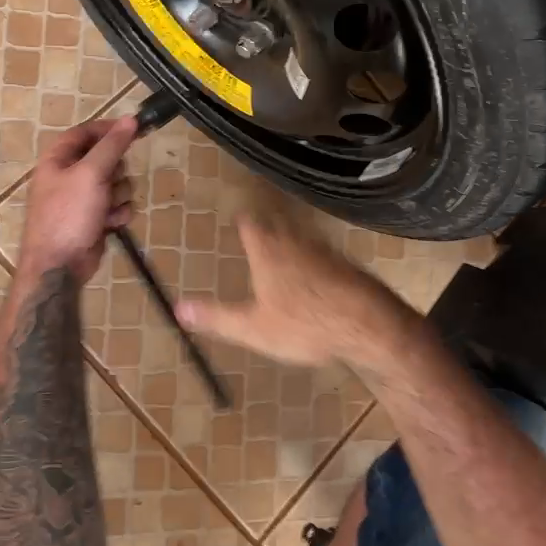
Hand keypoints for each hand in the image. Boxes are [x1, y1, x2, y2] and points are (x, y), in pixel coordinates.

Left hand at [16, 116, 138, 283]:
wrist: (59, 265)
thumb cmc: (68, 214)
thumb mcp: (90, 174)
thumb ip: (112, 146)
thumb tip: (130, 120)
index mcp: (57, 159)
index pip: (84, 133)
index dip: (107, 129)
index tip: (133, 129)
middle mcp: (68, 176)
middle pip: (105, 158)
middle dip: (116, 170)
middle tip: (110, 180)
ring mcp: (82, 199)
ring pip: (117, 183)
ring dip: (118, 195)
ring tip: (107, 208)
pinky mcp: (95, 218)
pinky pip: (117, 206)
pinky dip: (117, 213)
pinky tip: (110, 224)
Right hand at [175, 218, 415, 369]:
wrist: (367, 325)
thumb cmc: (304, 324)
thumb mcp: (252, 328)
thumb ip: (216, 317)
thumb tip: (177, 308)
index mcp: (268, 253)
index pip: (250, 225)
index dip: (242, 220)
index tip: (237, 217)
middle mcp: (295, 243)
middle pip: (277, 224)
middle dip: (266, 225)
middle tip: (258, 227)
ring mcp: (324, 252)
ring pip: (302, 237)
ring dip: (292, 238)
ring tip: (285, 247)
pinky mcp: (347, 266)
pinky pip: (324, 255)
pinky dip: (315, 259)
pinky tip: (318, 276)